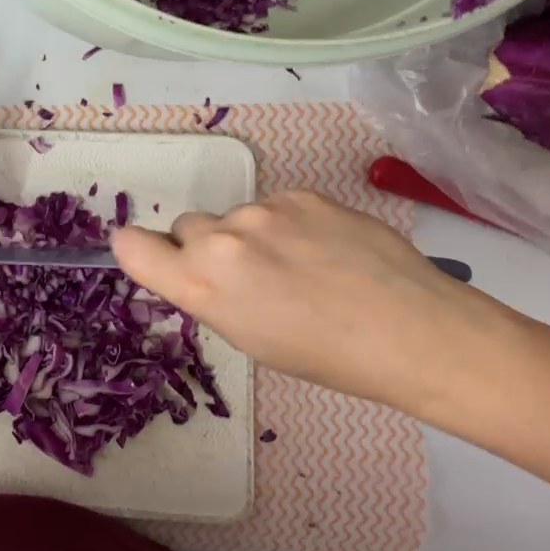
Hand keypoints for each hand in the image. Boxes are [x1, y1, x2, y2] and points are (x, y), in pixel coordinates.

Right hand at [112, 191, 513, 412]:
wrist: (419, 333)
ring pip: (234, 216)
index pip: (130, 244)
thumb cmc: (326, 356)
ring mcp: (263, 210)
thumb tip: (195, 268)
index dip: (143, 252)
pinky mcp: (301, 194)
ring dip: (252, 236)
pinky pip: (275, 206)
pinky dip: (289, 225)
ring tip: (302, 267)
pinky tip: (327, 251)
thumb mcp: (246, 337)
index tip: (164, 263)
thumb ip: (206, 293)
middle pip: (186, 228)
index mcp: (201, 284)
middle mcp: (221, 239)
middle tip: (252, 278)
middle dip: (207, 248)